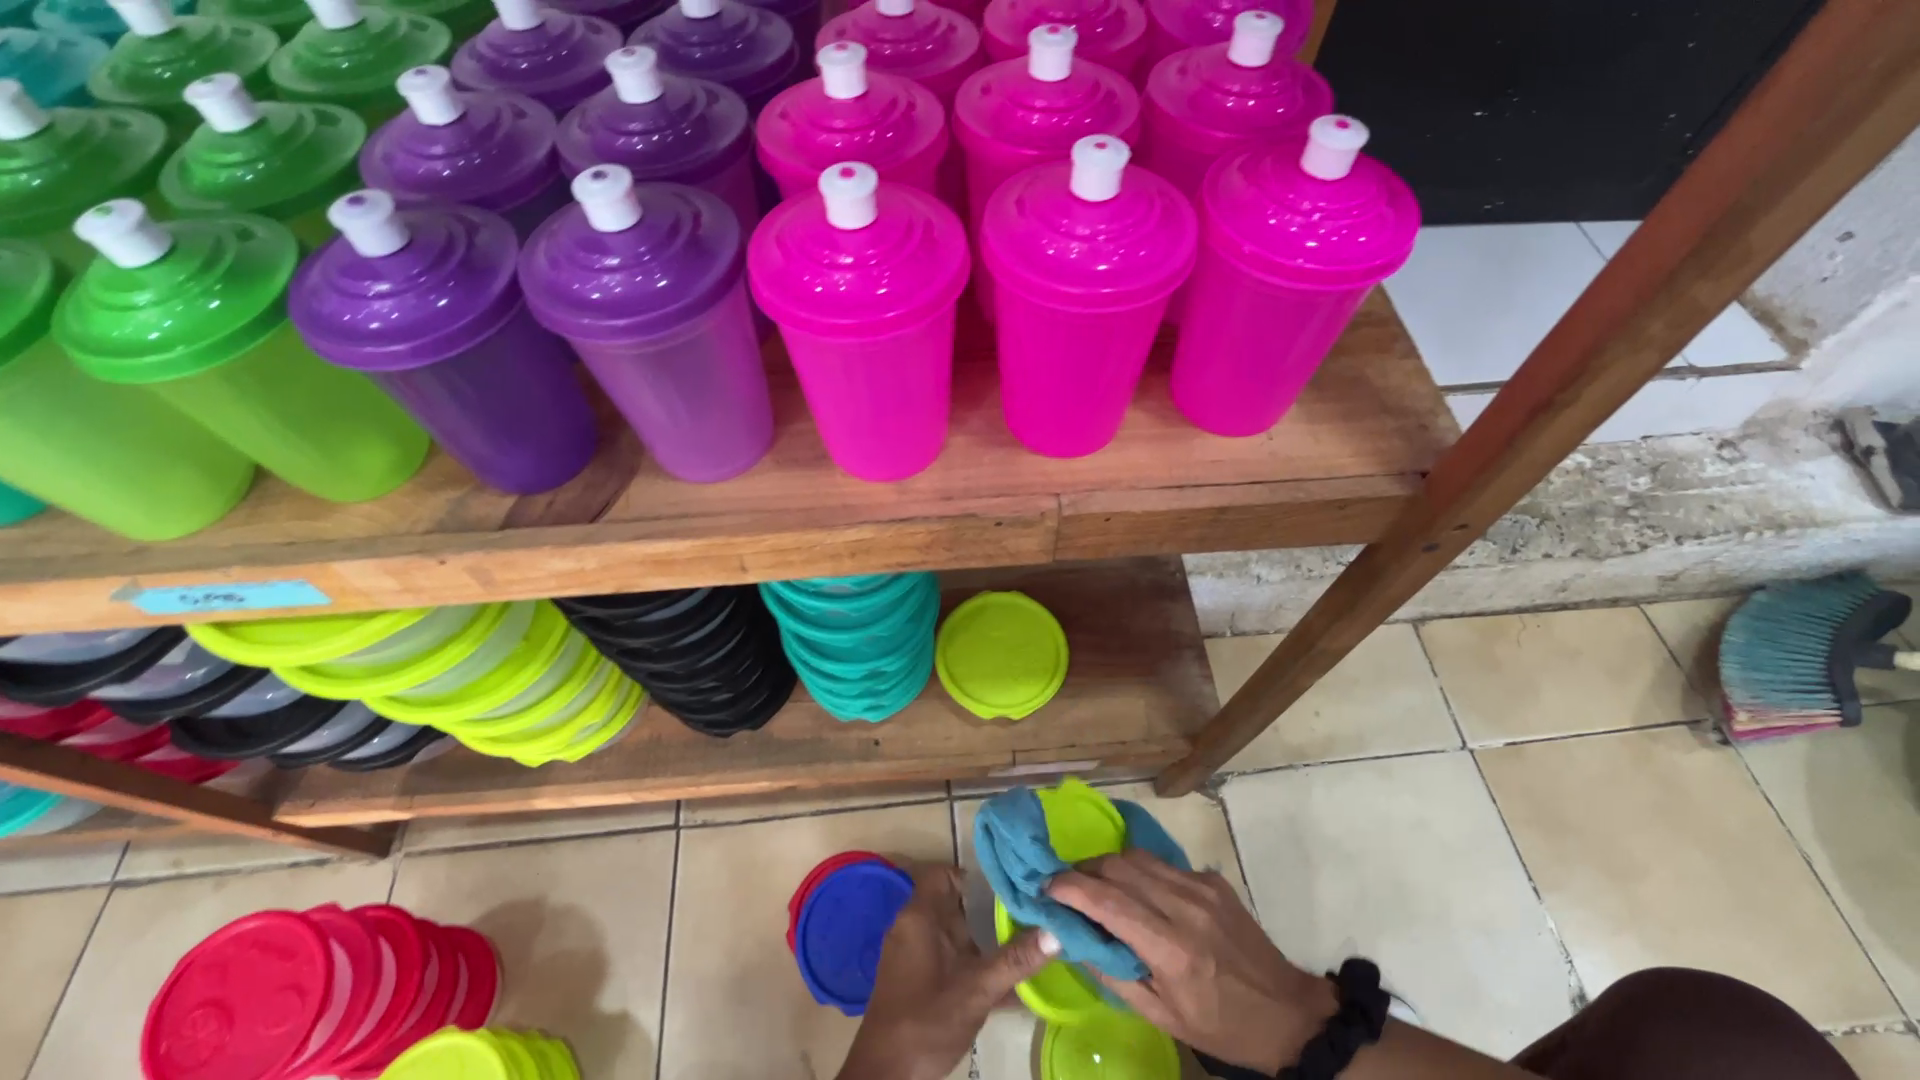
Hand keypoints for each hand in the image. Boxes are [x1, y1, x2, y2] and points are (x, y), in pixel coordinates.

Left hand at [838, 864, 1060, 1079]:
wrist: (886, 1076)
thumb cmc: (926, 1022)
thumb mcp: (976, 990)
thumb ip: (1016, 960)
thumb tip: (1057, 931)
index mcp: (919, 918)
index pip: (944, 874)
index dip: (975, 875)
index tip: (1010, 885)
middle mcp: (914, 928)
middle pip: (953, 903)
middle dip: (990, 907)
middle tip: (1031, 910)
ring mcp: (915, 955)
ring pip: (955, 933)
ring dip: (986, 936)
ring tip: (1028, 937)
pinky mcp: (919, 979)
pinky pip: (951, 957)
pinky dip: (974, 960)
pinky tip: (1007, 976)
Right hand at [1048, 850, 1336, 1073]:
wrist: (1287, 1013)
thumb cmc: (1218, 1024)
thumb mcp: (1158, 1013)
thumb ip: (1112, 970)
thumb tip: (1070, 936)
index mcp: (1171, 947)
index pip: (1107, 900)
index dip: (1069, 886)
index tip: (1045, 887)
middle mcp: (1185, 906)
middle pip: (1118, 865)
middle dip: (1083, 870)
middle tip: (1064, 885)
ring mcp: (1202, 887)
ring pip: (1138, 856)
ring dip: (1108, 865)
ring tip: (1094, 884)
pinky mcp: (1213, 880)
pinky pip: (1163, 865)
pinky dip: (1139, 872)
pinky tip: (1137, 893)